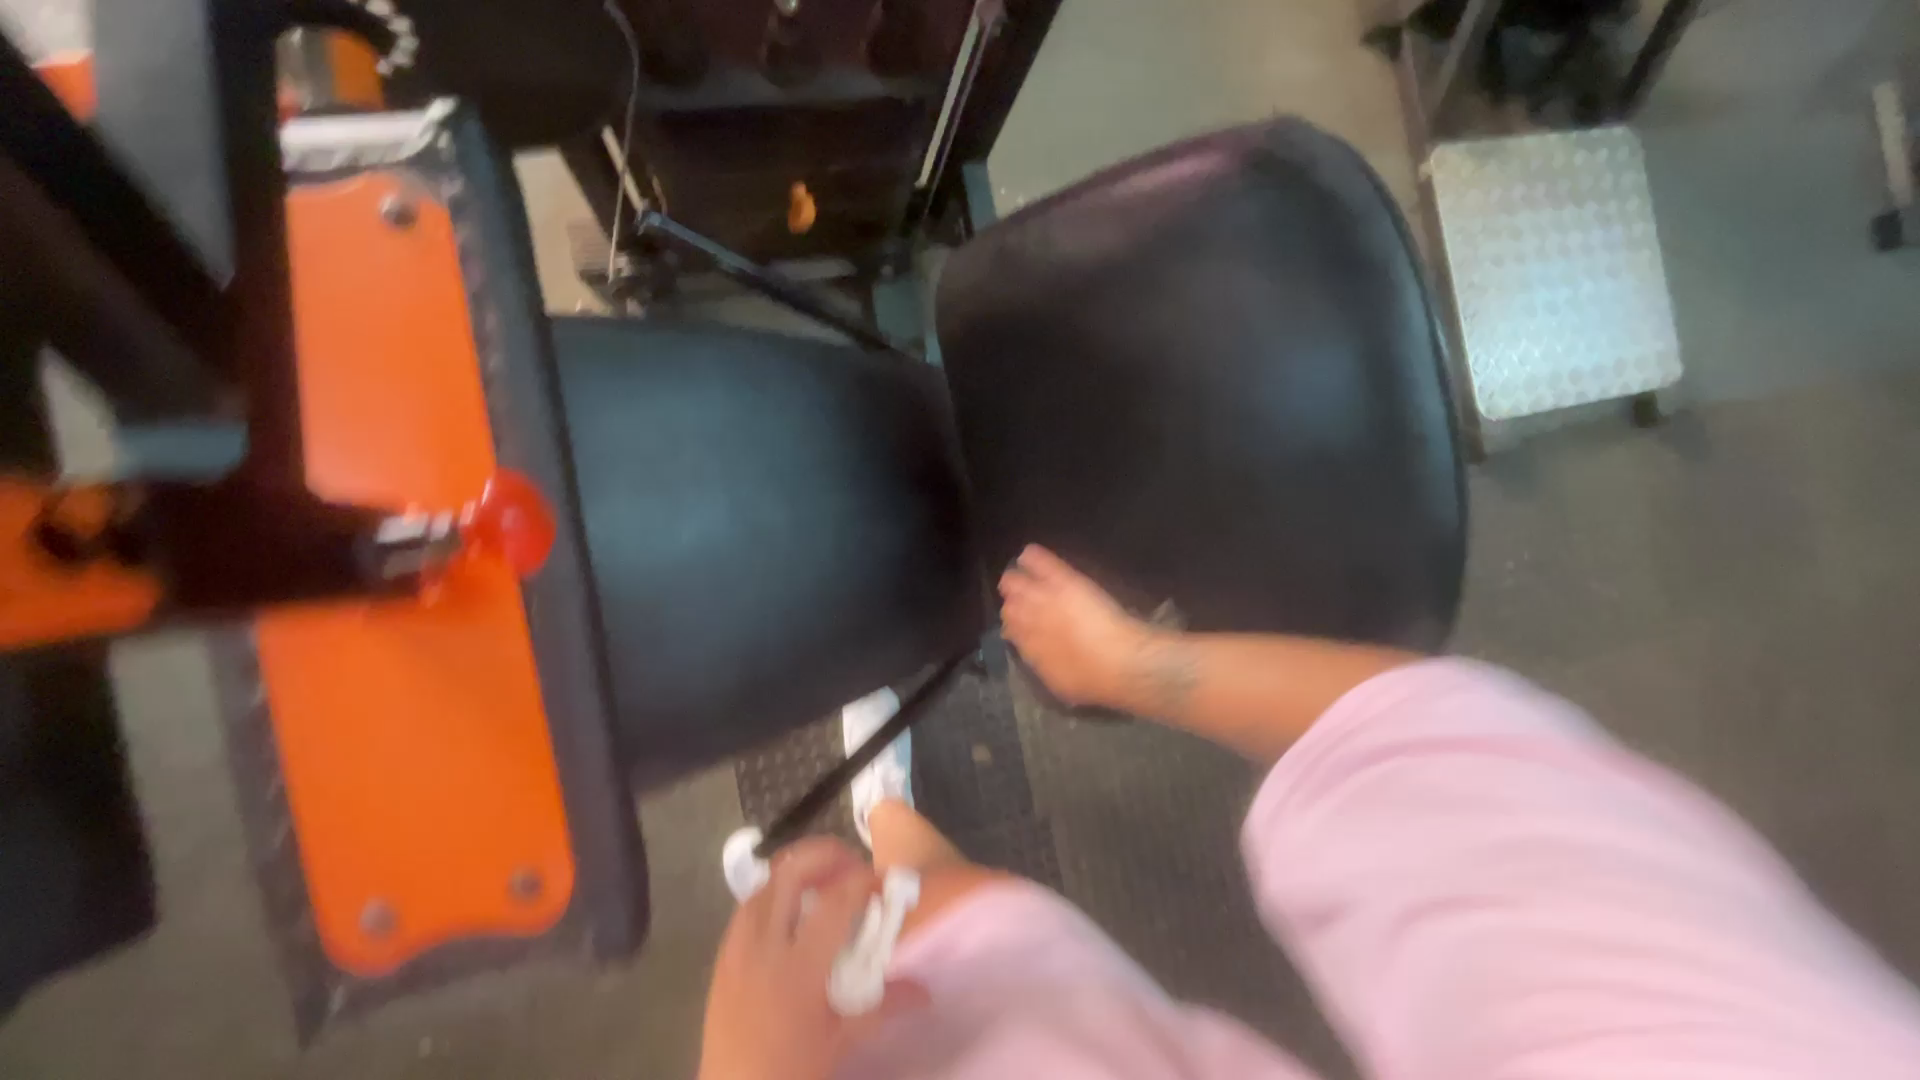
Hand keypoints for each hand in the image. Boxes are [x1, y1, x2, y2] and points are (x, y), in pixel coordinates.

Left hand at [698, 838, 927, 1079]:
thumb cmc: (791, 1074)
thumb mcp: (840, 1041)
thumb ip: (882, 1006)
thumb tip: (923, 990)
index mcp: (798, 967)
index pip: (835, 900)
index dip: (863, 880)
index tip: (884, 881)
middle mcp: (764, 945)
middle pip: (791, 871)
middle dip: (825, 855)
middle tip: (853, 868)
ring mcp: (737, 948)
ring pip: (765, 883)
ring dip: (797, 872)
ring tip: (823, 885)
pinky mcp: (722, 958)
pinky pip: (747, 908)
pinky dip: (773, 896)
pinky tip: (791, 917)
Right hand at [997, 545, 1151, 708]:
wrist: (1116, 660)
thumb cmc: (1092, 678)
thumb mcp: (1058, 680)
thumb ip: (1042, 662)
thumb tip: (1035, 655)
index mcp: (1028, 645)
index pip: (1010, 628)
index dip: (1015, 625)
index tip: (1022, 623)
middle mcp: (1028, 619)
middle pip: (1009, 604)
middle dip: (1013, 602)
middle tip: (1024, 600)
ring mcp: (1043, 596)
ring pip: (1015, 581)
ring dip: (1017, 581)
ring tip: (1023, 578)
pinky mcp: (1061, 579)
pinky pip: (1036, 560)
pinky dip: (1032, 557)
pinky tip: (1030, 555)